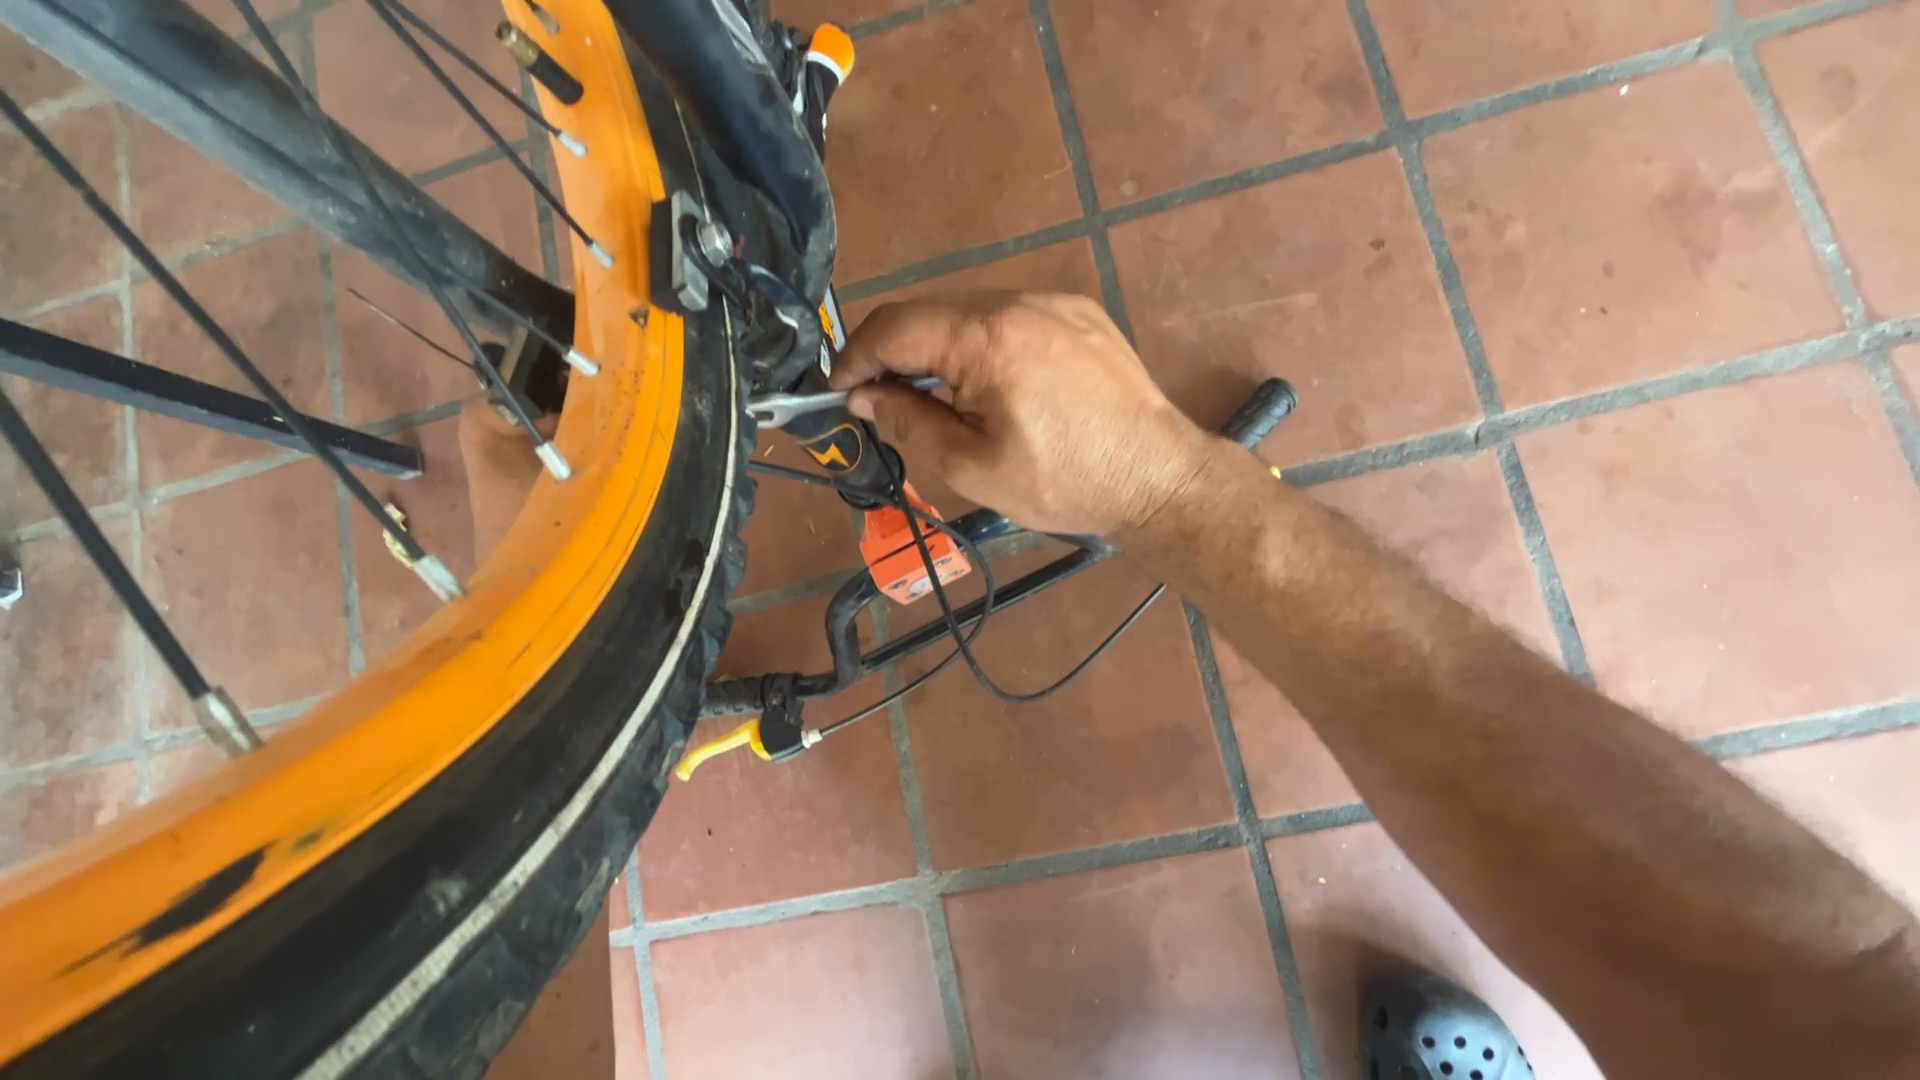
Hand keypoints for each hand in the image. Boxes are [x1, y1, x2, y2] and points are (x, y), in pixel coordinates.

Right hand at [830, 291, 1216, 535]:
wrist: (1157, 478)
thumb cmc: (1062, 483)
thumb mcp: (971, 466)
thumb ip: (909, 420)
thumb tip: (866, 395)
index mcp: (987, 337)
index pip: (896, 325)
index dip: (856, 356)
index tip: (839, 390)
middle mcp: (1019, 301)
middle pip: (932, 312)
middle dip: (896, 353)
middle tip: (882, 400)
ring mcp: (1055, 302)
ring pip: (971, 313)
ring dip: (940, 348)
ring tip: (937, 398)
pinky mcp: (1081, 314)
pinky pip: (1012, 319)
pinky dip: (983, 344)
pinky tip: (992, 386)